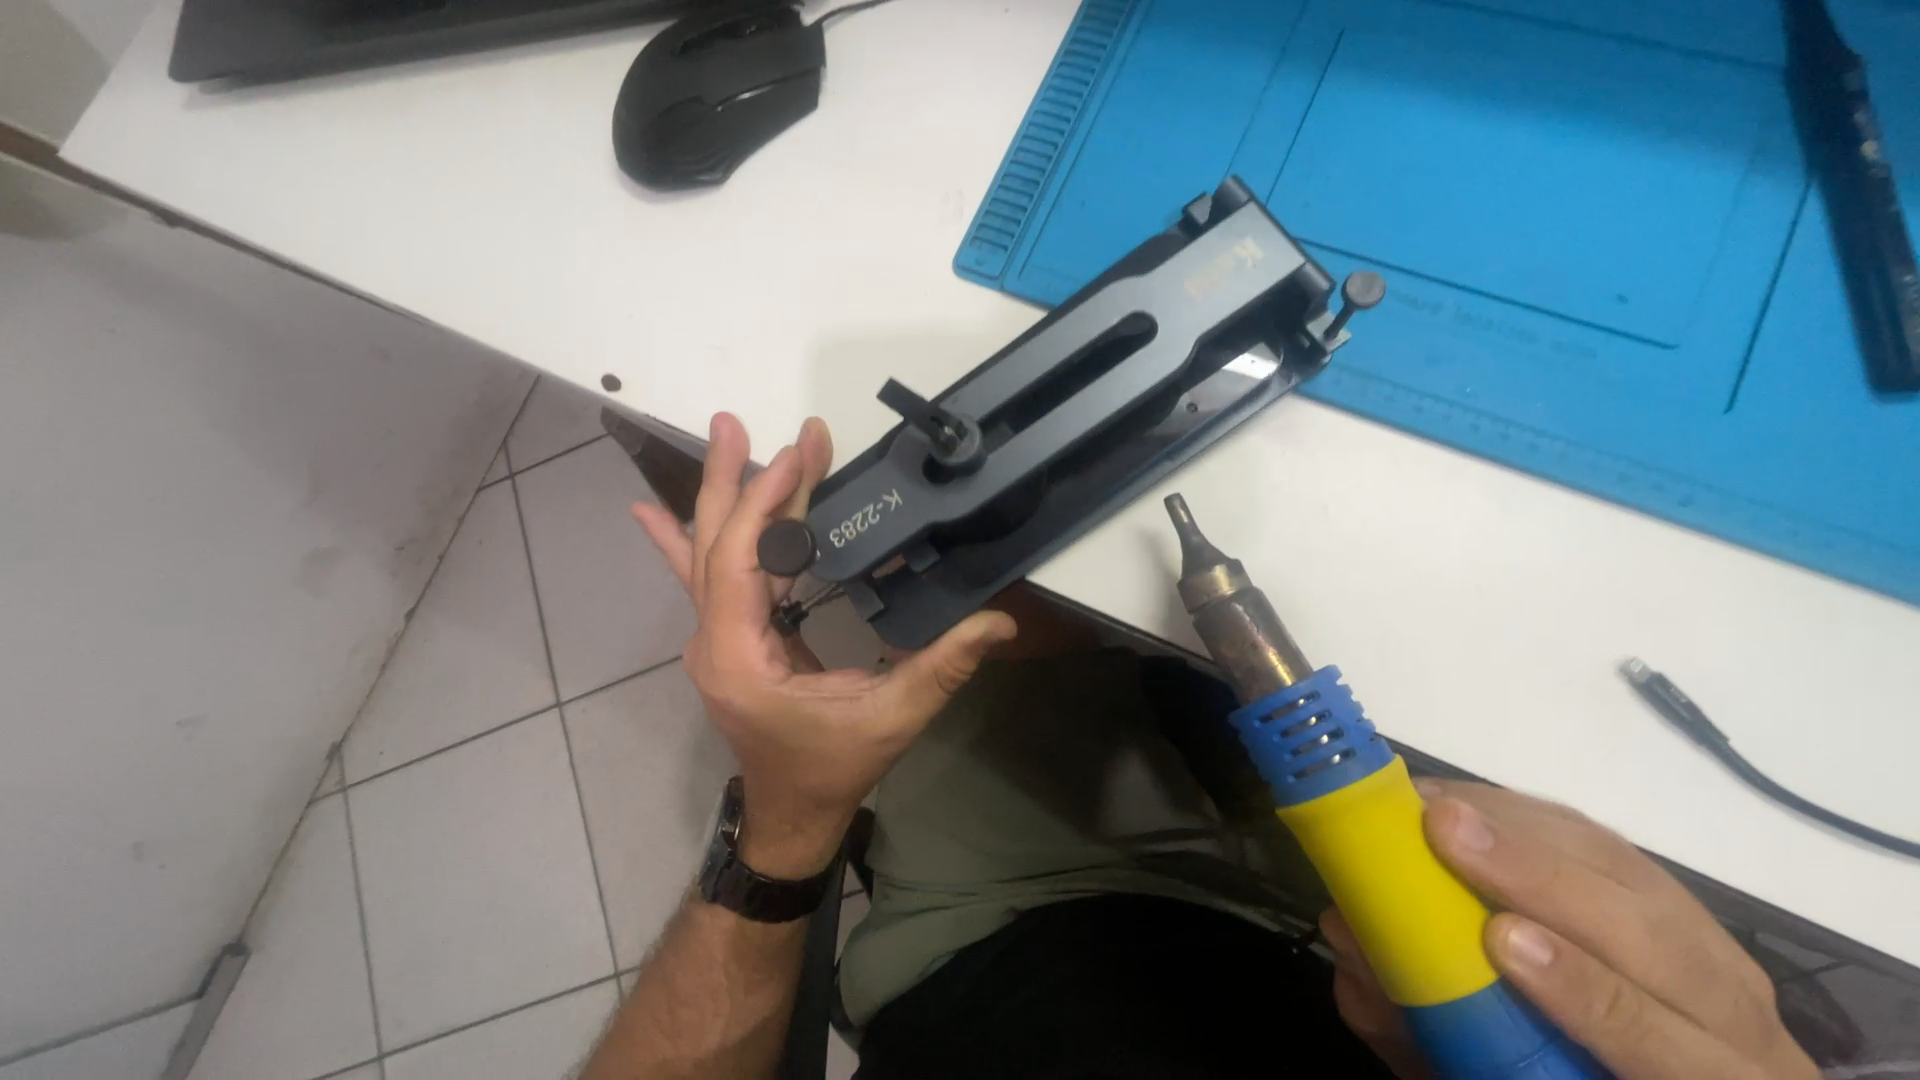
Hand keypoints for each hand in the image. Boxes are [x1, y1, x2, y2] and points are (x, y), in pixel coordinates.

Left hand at [633, 413, 1016, 879]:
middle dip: (733, 481)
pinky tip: (654, 512)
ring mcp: (714, 641)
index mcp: (740, 658)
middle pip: (711, 545)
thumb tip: (1000, 621)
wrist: (792, 814)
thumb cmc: (834, 770)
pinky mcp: (728, 640)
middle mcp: (713, 642)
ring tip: (725, 439)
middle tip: (738, 422)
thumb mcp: (892, 718)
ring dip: (721, 497)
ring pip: (706, 554)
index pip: (739, 561)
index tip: (796, 454)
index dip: (764, 504)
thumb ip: (943, 666)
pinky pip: (708, 577)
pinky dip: (693, 538)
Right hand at [1323, 780, 1819, 1079]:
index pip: (1664, 1047)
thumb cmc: (1556, 1066)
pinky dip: (1526, 816)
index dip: (1586, 990)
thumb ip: (1425, 1036)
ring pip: (1636, 875)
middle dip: (1544, 876)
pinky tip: (1461, 801)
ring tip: (1433, 801)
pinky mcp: (1663, 896)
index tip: (1501, 940)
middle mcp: (1725, 1020)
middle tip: (1441, 826)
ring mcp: (1706, 950)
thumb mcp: (1483, 1076)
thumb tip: (1350, 950)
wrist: (1660, 1064)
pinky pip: (1603, 843)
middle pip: (1660, 940)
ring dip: (1525, 828)